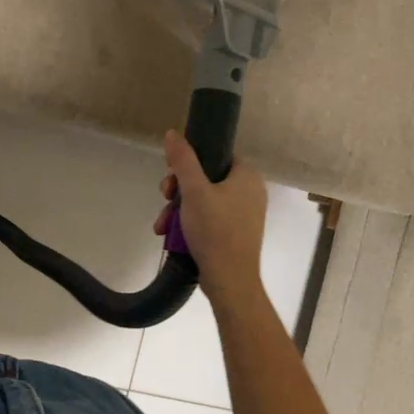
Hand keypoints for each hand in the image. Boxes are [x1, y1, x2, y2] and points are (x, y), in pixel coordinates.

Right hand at [154, 130, 267, 296]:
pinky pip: (210, 219)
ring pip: (204, 201)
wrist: (230, 280)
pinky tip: (171, 235)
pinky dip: (190, 224)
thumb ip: (183, 160)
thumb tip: (172, 133)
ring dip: (179, 210)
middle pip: (207, 178)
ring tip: (162, 225)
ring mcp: (245, 215)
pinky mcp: (236, 234)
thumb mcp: (194, 191)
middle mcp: (251, 192)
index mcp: (247, 176)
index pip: (218, 155)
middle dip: (179, 191)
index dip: (192, 161)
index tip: (173, 174)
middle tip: (165, 199)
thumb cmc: (215, 230)